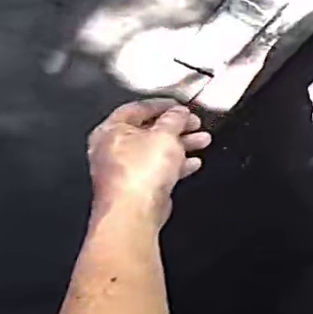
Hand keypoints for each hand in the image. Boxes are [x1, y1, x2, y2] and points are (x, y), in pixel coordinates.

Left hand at [86, 100, 211, 224]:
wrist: (134, 208)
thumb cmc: (139, 173)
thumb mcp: (165, 135)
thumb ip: (174, 120)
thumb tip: (179, 112)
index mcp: (111, 130)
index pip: (137, 108)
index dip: (161, 105)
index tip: (179, 105)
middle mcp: (111, 147)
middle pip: (148, 130)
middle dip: (176, 126)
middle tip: (193, 123)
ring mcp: (123, 167)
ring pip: (156, 149)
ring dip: (180, 144)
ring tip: (201, 140)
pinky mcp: (136, 183)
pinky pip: (158, 167)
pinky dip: (176, 162)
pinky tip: (191, 162)